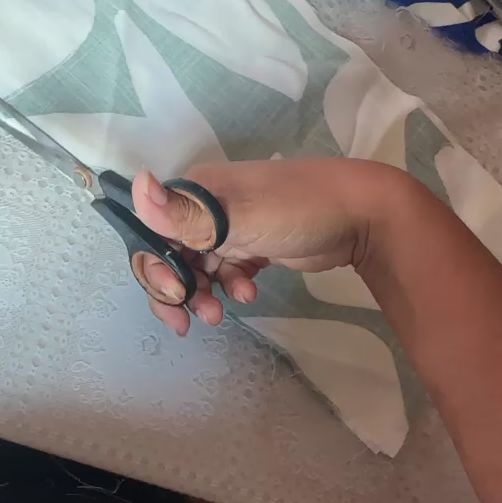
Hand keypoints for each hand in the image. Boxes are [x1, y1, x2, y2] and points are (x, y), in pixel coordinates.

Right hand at [131, 156, 418, 334]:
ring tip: (219, 316)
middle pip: (170, 255)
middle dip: (176, 290)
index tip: (176, 294)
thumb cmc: (298, 210)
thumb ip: (186, 212)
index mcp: (195, 192)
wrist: (364, 216)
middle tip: (192, 318)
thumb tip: (138, 184)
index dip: (155, 268)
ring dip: (202, 295)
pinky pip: (224, 272)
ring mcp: (229, 227)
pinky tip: (249, 295)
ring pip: (196, 269)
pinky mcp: (250, 245)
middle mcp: (205, 207)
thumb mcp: (238, 215)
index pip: (152, 233)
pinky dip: (229, 288)